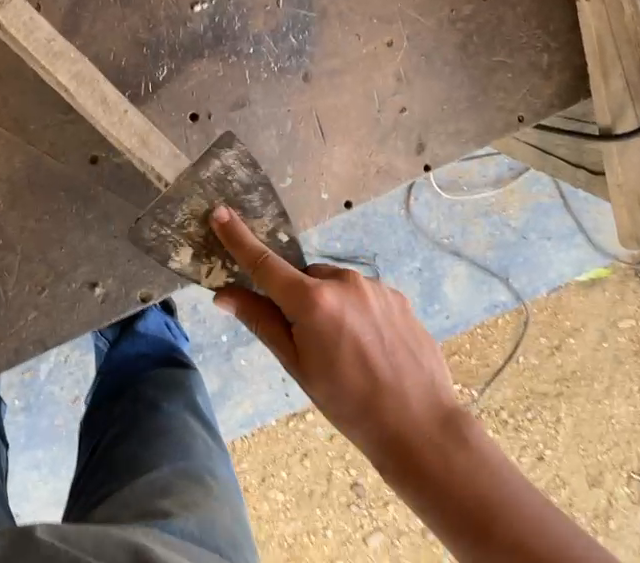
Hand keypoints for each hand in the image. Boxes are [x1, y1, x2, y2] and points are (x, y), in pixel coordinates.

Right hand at [211, 206, 462, 465]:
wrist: (420, 426)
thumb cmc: (347, 403)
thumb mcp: (296, 365)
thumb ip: (261, 321)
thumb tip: (223, 295)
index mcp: (312, 300)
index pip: (264, 262)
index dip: (238, 237)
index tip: (219, 212)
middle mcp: (343, 281)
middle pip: (303, 279)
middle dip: (298, 300)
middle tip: (309, 343)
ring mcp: (374, 287)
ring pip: (334, 287)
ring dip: (329, 306)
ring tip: (346, 352)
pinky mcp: (397, 297)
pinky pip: (363, 295)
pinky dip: (356, 313)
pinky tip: (370, 348)